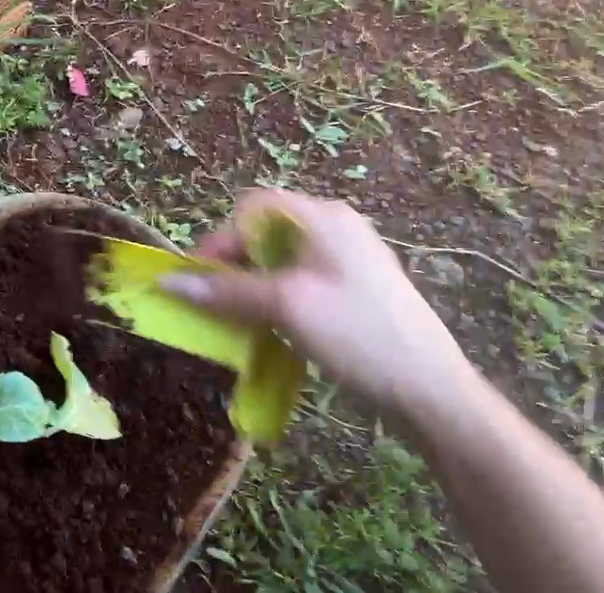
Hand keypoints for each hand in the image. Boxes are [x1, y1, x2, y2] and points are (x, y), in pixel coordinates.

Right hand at [160, 189, 477, 423]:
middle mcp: (337, 227)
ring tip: (241, 318)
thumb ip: (225, 291)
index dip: (218, 240)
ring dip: (253, 285)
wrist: (435, 394)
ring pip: (281, 259)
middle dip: (234, 265)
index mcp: (323, 216)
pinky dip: (278, 297)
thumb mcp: (285, 307)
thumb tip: (168, 282)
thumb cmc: (358, 335)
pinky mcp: (358, 288)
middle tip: (216, 301)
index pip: (251, 209)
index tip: (199, 278)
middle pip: (264, 233)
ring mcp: (351, 258)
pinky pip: (302, 280)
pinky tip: (275, 327)